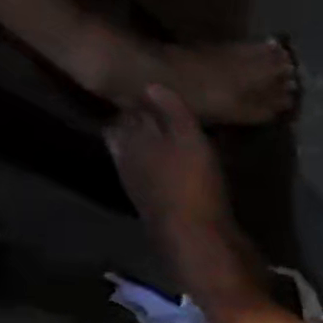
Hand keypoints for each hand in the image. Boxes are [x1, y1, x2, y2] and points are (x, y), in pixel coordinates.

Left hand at [104, 84, 231, 238]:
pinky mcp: (160, 208)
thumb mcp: (189, 143)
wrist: (195, 239)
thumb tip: (152, 83)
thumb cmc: (192, 186)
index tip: (158, 95)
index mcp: (130, 139)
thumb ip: (173, 114)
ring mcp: (141, 186)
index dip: (143, 102)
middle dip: (144, 124)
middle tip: (166, 118)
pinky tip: (179, 174)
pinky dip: (166, 173)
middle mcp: (128, 159)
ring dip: (155, 150)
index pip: (130, 111)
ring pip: (142, 158)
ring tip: (174, 144)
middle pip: (130, 134)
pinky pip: (158, 181)